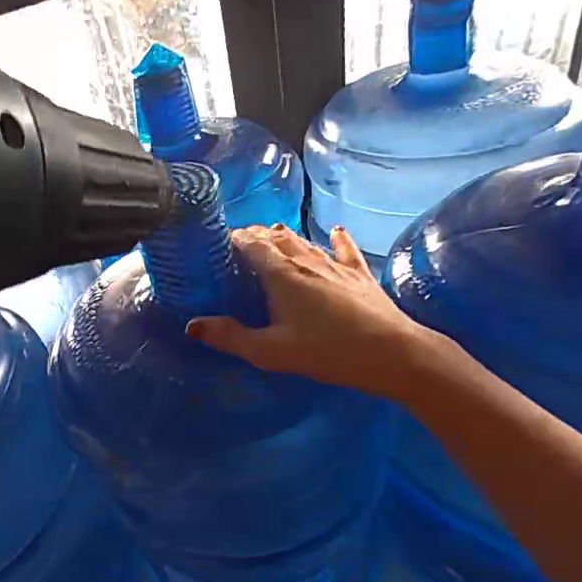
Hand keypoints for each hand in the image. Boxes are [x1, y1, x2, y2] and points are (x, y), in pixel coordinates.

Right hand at [186, 224, 450, 397]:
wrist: (390, 351)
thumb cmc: (326, 351)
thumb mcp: (271, 352)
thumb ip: (231, 337)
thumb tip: (192, 326)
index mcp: (281, 275)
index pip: (252, 245)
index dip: (235, 239)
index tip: (222, 241)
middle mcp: (307, 261)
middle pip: (277, 238)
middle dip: (258, 236)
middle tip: (244, 242)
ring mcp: (336, 264)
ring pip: (306, 241)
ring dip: (287, 236)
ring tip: (274, 235)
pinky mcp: (360, 274)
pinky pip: (344, 249)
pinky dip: (335, 238)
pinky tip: (336, 230)